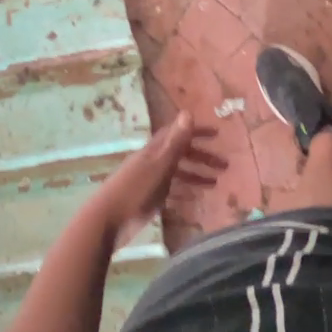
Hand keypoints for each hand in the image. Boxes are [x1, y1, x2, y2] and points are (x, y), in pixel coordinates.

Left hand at [86, 112, 227, 246]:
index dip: (197, 131)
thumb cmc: (134, 191)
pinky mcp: (147, 198)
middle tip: (224, 166)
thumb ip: (175, 142)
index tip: (217, 135)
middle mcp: (153, 160)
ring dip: (196, 174)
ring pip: (177, 171)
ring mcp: (150, 179)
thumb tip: (188, 112)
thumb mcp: (159, 166)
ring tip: (215, 183)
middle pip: (181, 152)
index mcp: (155, 149)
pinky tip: (195, 198)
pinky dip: (184, 190)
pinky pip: (170, 189)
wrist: (106, 220)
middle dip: (202, 156)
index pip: (179, 133)